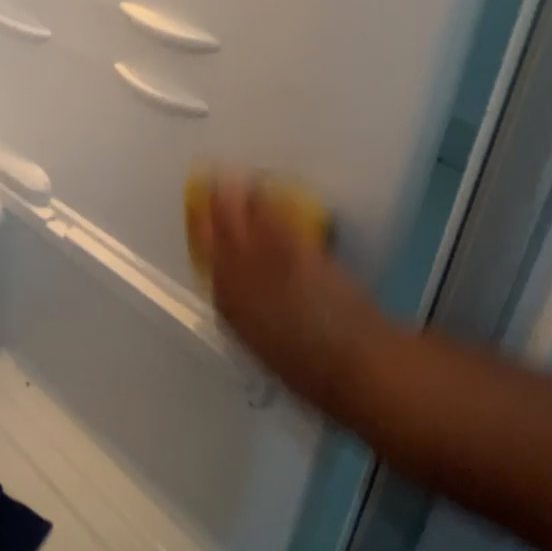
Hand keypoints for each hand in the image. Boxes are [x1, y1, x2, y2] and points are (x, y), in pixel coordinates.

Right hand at [202, 173, 396, 414]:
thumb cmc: (311, 373)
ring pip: (246, 223)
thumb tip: (247, 301)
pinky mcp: (300, 252)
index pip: (208, 262)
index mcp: (228, 307)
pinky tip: (268, 191)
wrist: (352, 366)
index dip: (201, 234)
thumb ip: (251, 316)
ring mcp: (269, 263)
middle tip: (212, 181)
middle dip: (215, 207)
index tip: (198, 213)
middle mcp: (239, 280)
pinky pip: (278, 222)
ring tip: (235, 177)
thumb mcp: (266, 348)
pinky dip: (270, 205)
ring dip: (237, 199)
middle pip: (222, 235)